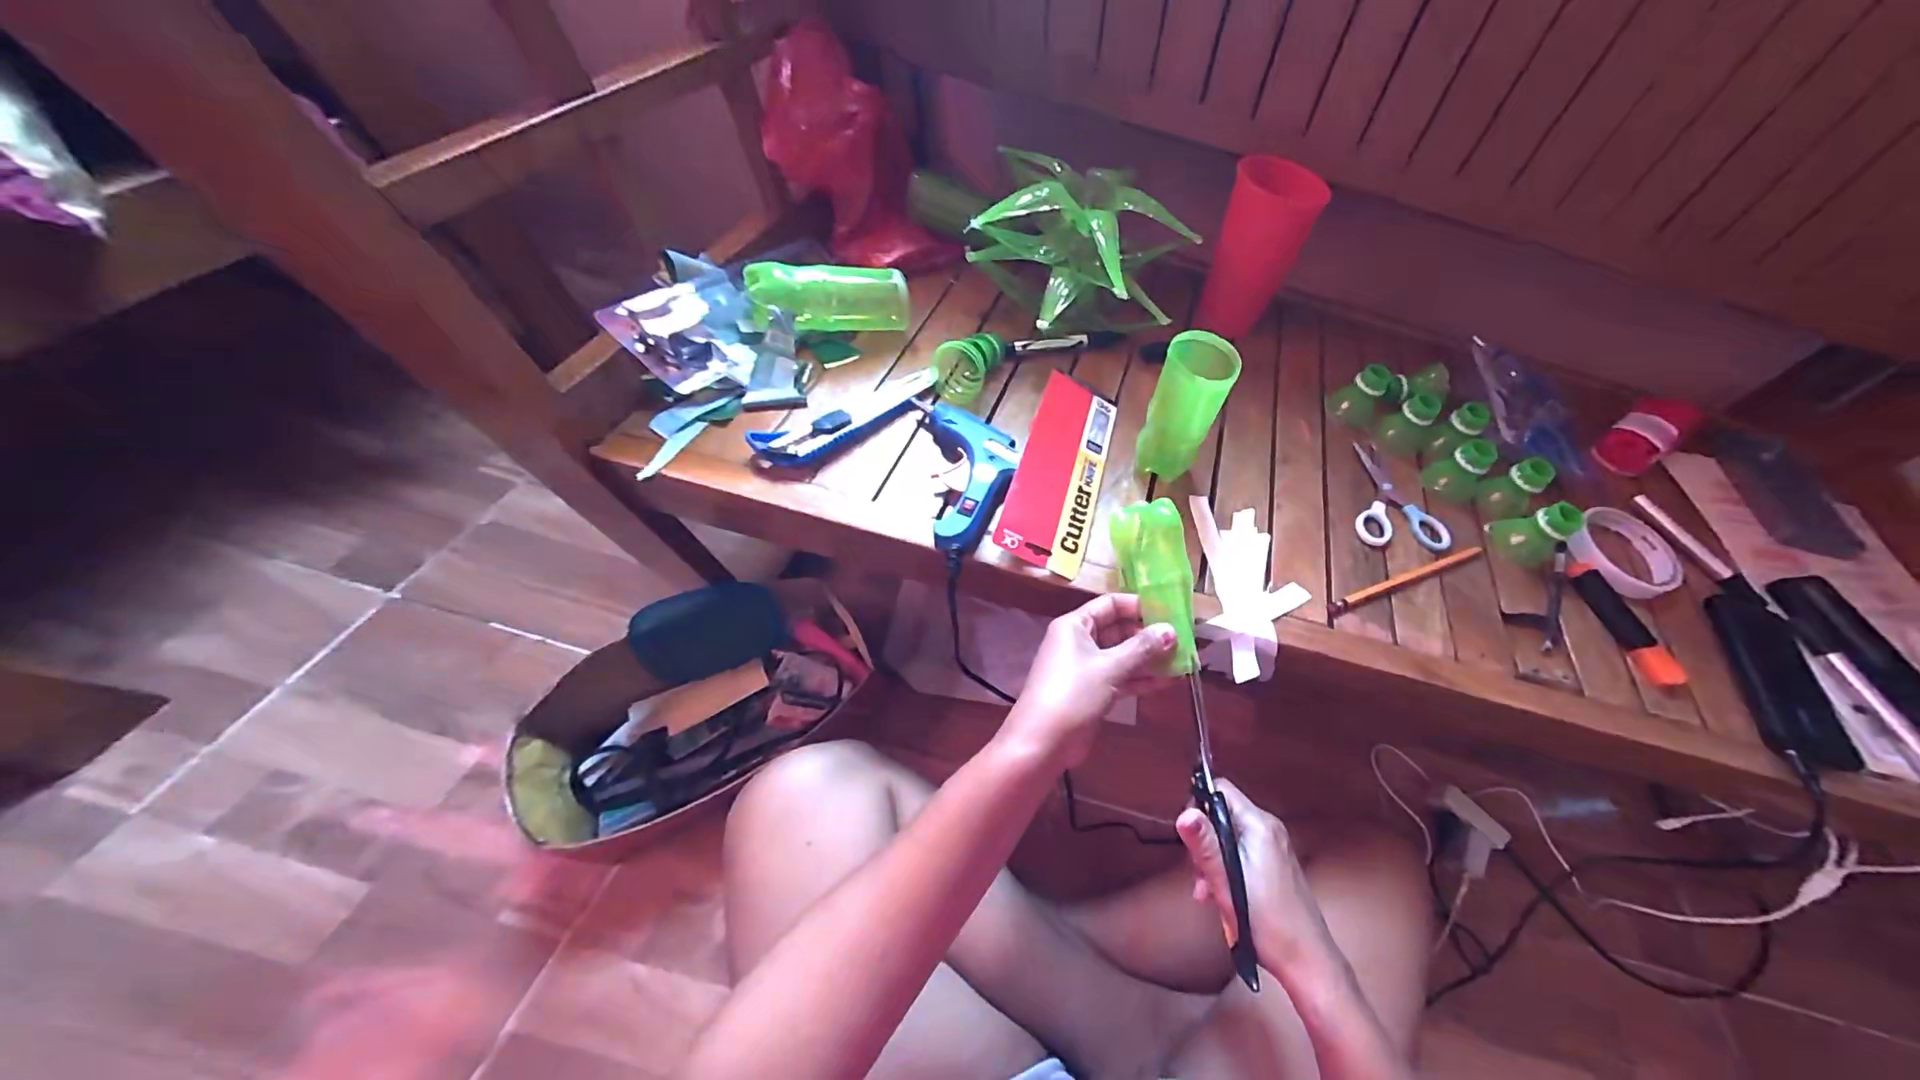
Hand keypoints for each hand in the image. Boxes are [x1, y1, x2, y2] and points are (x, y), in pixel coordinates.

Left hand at [1002, 593, 1175, 767]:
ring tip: (1183, 659)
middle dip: (1148, 634)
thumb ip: (1141, 649)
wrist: (1043, 742)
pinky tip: (1169, 681)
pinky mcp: (1093, 690)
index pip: (1110, 604)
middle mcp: (1079, 641)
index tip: (1170, 611)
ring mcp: (1086, 667)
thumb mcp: (1109, 668)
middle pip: (1118, 629)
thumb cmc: (1072, 694)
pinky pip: (1121, 677)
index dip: (1138, 606)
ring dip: (1149, 658)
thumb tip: (1171, 630)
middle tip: (1183, 639)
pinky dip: (1141, 679)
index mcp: (1075, 626)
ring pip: (1122, 655)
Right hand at [1177, 779, 1336, 974]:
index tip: (1190, 836)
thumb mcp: (1226, 883)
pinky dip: (1226, 867)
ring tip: (1208, 890)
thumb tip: (1184, 813)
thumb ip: (1204, 845)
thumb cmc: (1267, 924)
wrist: (1308, 964)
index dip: (1198, 805)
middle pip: (1222, 813)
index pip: (1220, 789)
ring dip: (1212, 858)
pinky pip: (1241, 851)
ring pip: (1229, 835)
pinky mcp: (1275, 864)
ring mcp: (1274, 847)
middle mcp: (1270, 829)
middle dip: (1204, 840)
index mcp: (1259, 825)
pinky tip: (1221, 894)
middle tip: (1199, 872)